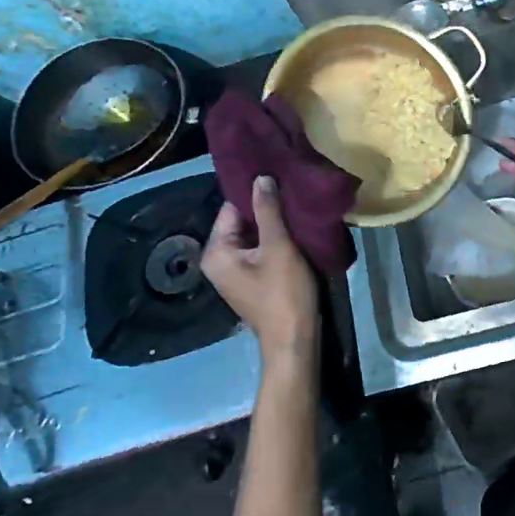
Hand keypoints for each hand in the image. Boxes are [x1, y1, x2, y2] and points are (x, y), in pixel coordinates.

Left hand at [202, 175, 318, 363]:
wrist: (295, 340)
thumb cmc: (283, 293)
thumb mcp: (278, 247)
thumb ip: (268, 211)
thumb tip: (260, 178)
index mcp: (216, 251)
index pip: (232, 208)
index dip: (256, 192)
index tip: (280, 176)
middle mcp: (218, 261)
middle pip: (242, 222)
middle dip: (267, 208)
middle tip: (293, 189)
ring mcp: (235, 273)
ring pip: (255, 236)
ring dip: (275, 224)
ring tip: (298, 206)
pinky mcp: (253, 281)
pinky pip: (261, 251)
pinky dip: (277, 241)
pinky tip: (297, 230)